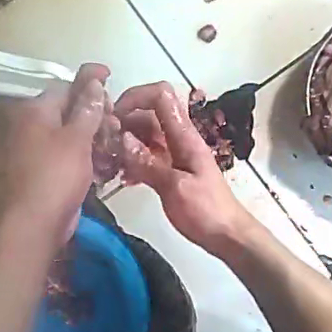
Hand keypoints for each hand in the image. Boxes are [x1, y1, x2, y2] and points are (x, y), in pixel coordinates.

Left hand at [2, 62, 109, 241]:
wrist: (38, 221)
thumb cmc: (57, 175)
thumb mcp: (77, 138)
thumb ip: (87, 109)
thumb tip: (93, 82)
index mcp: (36, 111)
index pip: (66, 87)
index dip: (89, 81)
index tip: (110, 75)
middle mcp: (35, 127)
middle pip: (71, 111)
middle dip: (97, 115)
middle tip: (118, 125)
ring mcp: (41, 152)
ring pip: (75, 136)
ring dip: (97, 139)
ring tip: (116, 147)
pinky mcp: (50, 173)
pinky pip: (73, 158)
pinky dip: (90, 159)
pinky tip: (107, 166)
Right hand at [115, 82, 257, 254]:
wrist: (229, 236)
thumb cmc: (206, 212)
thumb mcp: (175, 188)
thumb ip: (147, 163)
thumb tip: (122, 139)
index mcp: (184, 137)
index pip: (160, 96)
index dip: (135, 97)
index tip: (113, 117)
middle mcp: (180, 140)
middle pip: (148, 115)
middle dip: (124, 124)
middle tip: (103, 145)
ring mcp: (177, 156)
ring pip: (146, 137)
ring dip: (126, 145)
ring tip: (109, 163)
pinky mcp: (174, 173)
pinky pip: (150, 158)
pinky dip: (135, 163)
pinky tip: (124, 179)